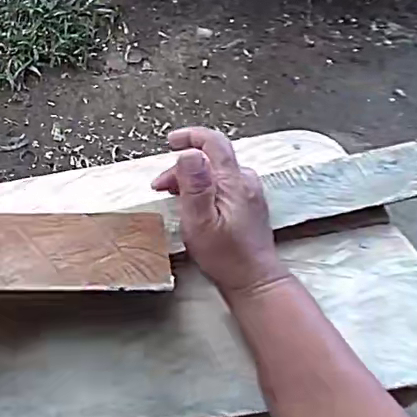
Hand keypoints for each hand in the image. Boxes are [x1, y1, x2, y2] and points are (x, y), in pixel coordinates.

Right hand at [151, 127, 291, 298]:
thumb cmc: (226, 256)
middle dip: (183, 167)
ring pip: (216, 173)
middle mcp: (245, 182)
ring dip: (192, 179)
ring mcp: (250, 193)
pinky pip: (224, 185)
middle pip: (211, 159)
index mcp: (233, 182)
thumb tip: (188, 153)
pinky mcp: (250, 205)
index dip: (191, 136)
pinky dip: (205, 188)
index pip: (214, 143)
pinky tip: (196, 206)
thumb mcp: (201, 221)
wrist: (255, 281)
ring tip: (174, 197)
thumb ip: (195, 185)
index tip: (172, 141)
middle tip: (162, 186)